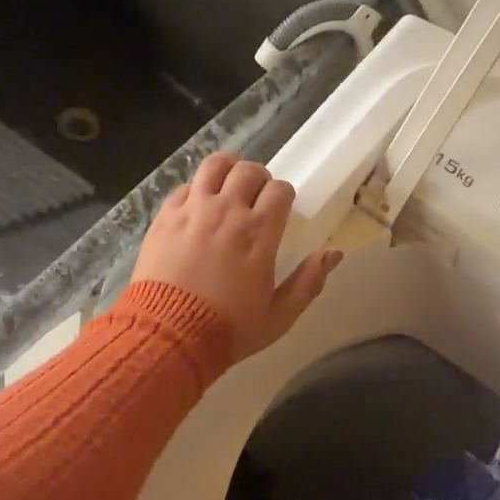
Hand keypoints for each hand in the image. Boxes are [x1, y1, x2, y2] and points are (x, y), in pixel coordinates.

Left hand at [131, 151, 341, 364]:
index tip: (280, 210)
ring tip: (228, 185)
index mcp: (259, 232)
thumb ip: (308, 282)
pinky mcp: (165, 216)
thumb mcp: (279, 316)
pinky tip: (198, 206)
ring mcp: (193, 210)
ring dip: (227, 169)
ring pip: (214, 165)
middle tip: (256, 197)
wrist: (170, 335)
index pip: (280, 190)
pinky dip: (197, 189)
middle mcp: (227, 211)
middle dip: (258, 179)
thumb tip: (334, 253)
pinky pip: (185, 186)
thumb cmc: (229, 329)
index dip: (284, 196)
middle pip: (249, 170)